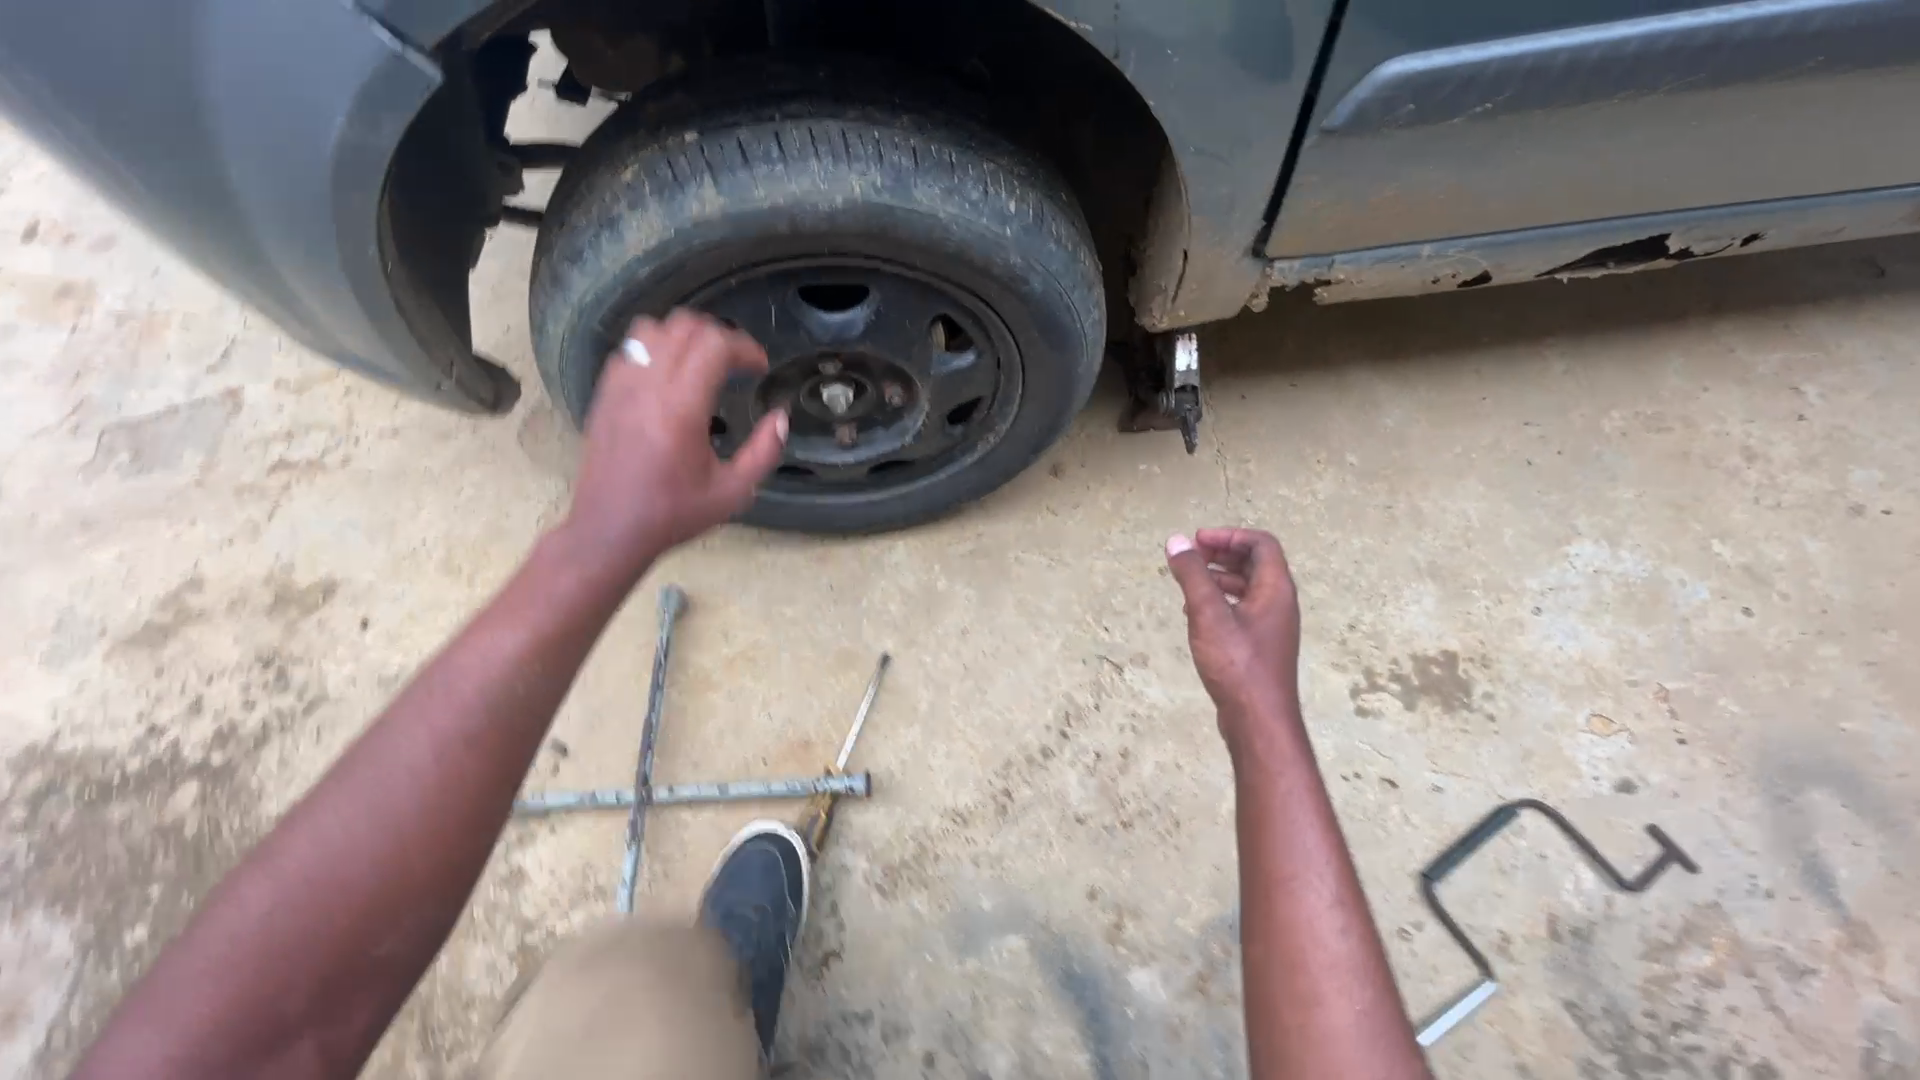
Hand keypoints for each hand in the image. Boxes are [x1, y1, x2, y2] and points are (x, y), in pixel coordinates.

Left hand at [561, 310, 787, 577]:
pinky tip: (670, 376)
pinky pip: (631, 347)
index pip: (715, 346)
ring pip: (655, 328)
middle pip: (686, 327)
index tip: (759, 368)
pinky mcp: (605, 393)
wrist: (610, 530)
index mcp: (682, 409)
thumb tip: (781, 418)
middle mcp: (648, 387)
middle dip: (720, 336)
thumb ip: (764, 452)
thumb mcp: (732, 492)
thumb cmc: (673, 514)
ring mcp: (621, 386)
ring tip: (703, 362)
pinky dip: (657, 348)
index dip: (746, 348)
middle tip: (737, 363)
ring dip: (686, 336)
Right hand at [1164, 528, 1302, 749]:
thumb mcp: (1208, 614)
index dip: (1229, 535)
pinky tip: (1196, 613)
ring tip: (1189, 582)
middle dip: (1222, 553)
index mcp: (1276, 589)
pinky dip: (1221, 601)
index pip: (1260, 544)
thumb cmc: (1236, 663)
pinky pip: (1243, 609)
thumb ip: (1193, 575)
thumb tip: (1177, 541)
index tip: (1197, 541)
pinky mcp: (1260, 645)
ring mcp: (1271, 626)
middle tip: (1191, 556)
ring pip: (1248, 587)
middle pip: (1255, 563)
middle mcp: (1279, 603)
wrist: (1258, 719)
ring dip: (1220, 577)